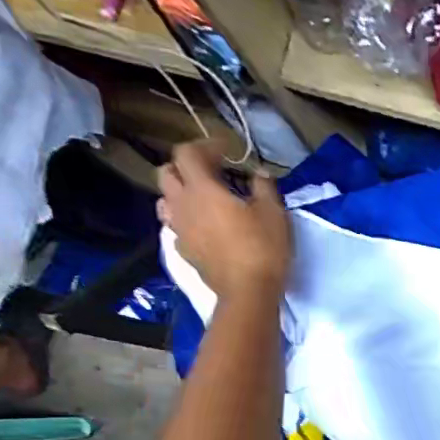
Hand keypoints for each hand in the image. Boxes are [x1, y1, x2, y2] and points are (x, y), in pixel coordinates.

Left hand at [156, 140, 291, 302]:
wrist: (248, 293)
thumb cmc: (262, 248)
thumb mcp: (274, 212)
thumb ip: (264, 187)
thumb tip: (259, 175)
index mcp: (202, 189)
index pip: (186, 153)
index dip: (204, 146)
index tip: (227, 152)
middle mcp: (183, 205)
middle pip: (166, 173)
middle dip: (185, 167)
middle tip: (210, 173)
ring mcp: (180, 230)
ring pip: (165, 201)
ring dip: (179, 193)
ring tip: (201, 199)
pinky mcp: (184, 252)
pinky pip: (175, 227)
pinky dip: (185, 220)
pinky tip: (204, 227)